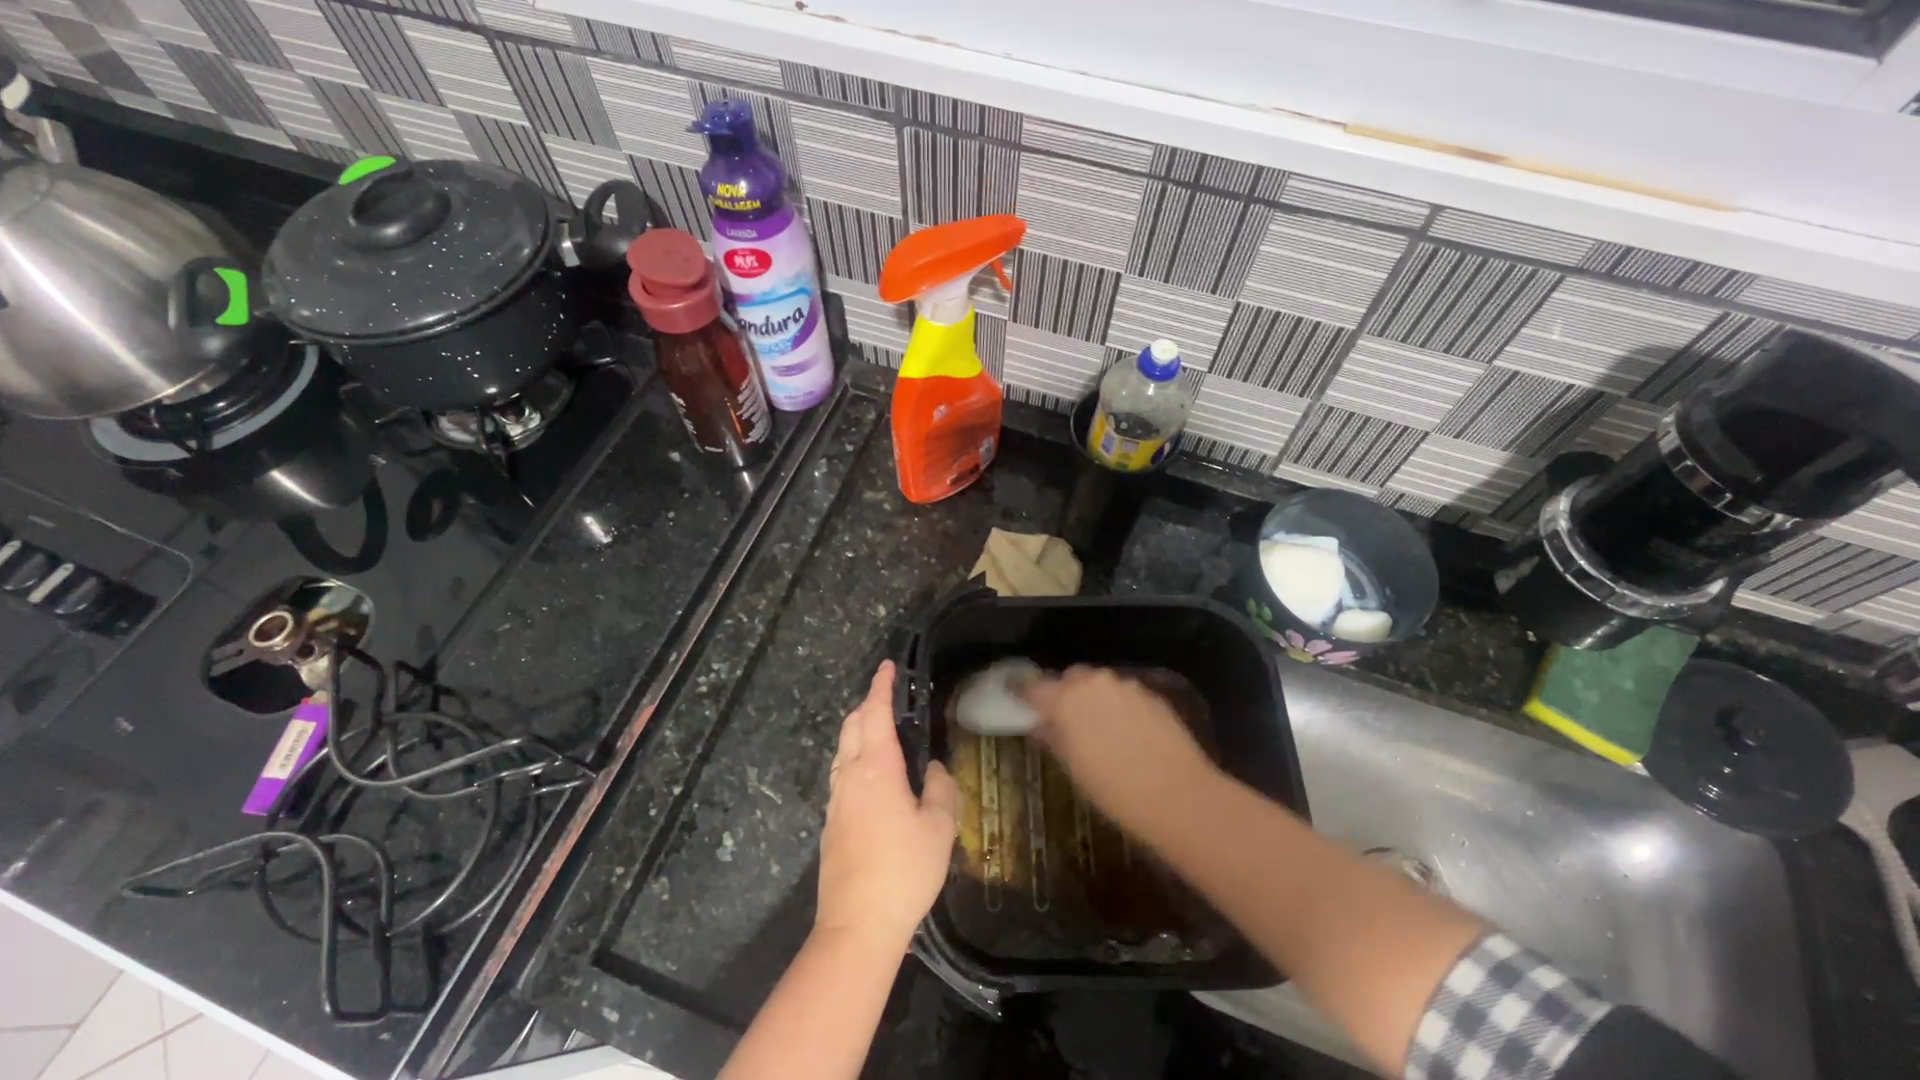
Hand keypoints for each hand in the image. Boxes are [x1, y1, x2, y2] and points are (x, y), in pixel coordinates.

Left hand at [815, 661, 958, 950]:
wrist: (857, 922)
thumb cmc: (904, 871)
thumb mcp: (939, 829)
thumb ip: (940, 791)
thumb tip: (932, 770)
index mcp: (876, 769)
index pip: (875, 714)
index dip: (882, 687)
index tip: (888, 668)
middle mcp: (849, 777)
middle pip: (851, 727)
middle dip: (868, 706)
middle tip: (890, 700)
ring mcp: (836, 802)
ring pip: (842, 752)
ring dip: (858, 733)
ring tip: (881, 734)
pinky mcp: (832, 825)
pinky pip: (841, 777)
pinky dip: (855, 760)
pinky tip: (872, 778)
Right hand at [1025, 666, 1219, 834]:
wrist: (1176, 795)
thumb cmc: (1113, 789)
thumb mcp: (1072, 768)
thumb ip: (1053, 738)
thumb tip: (1041, 724)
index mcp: (1065, 699)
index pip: (1033, 686)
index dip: (1021, 690)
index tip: (1014, 694)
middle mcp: (1094, 683)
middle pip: (1071, 678)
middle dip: (1064, 694)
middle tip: (1063, 719)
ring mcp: (1127, 686)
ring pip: (1101, 685)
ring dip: (1094, 699)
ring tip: (1098, 728)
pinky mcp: (1153, 695)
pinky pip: (1125, 695)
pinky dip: (1119, 707)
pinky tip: (1126, 733)